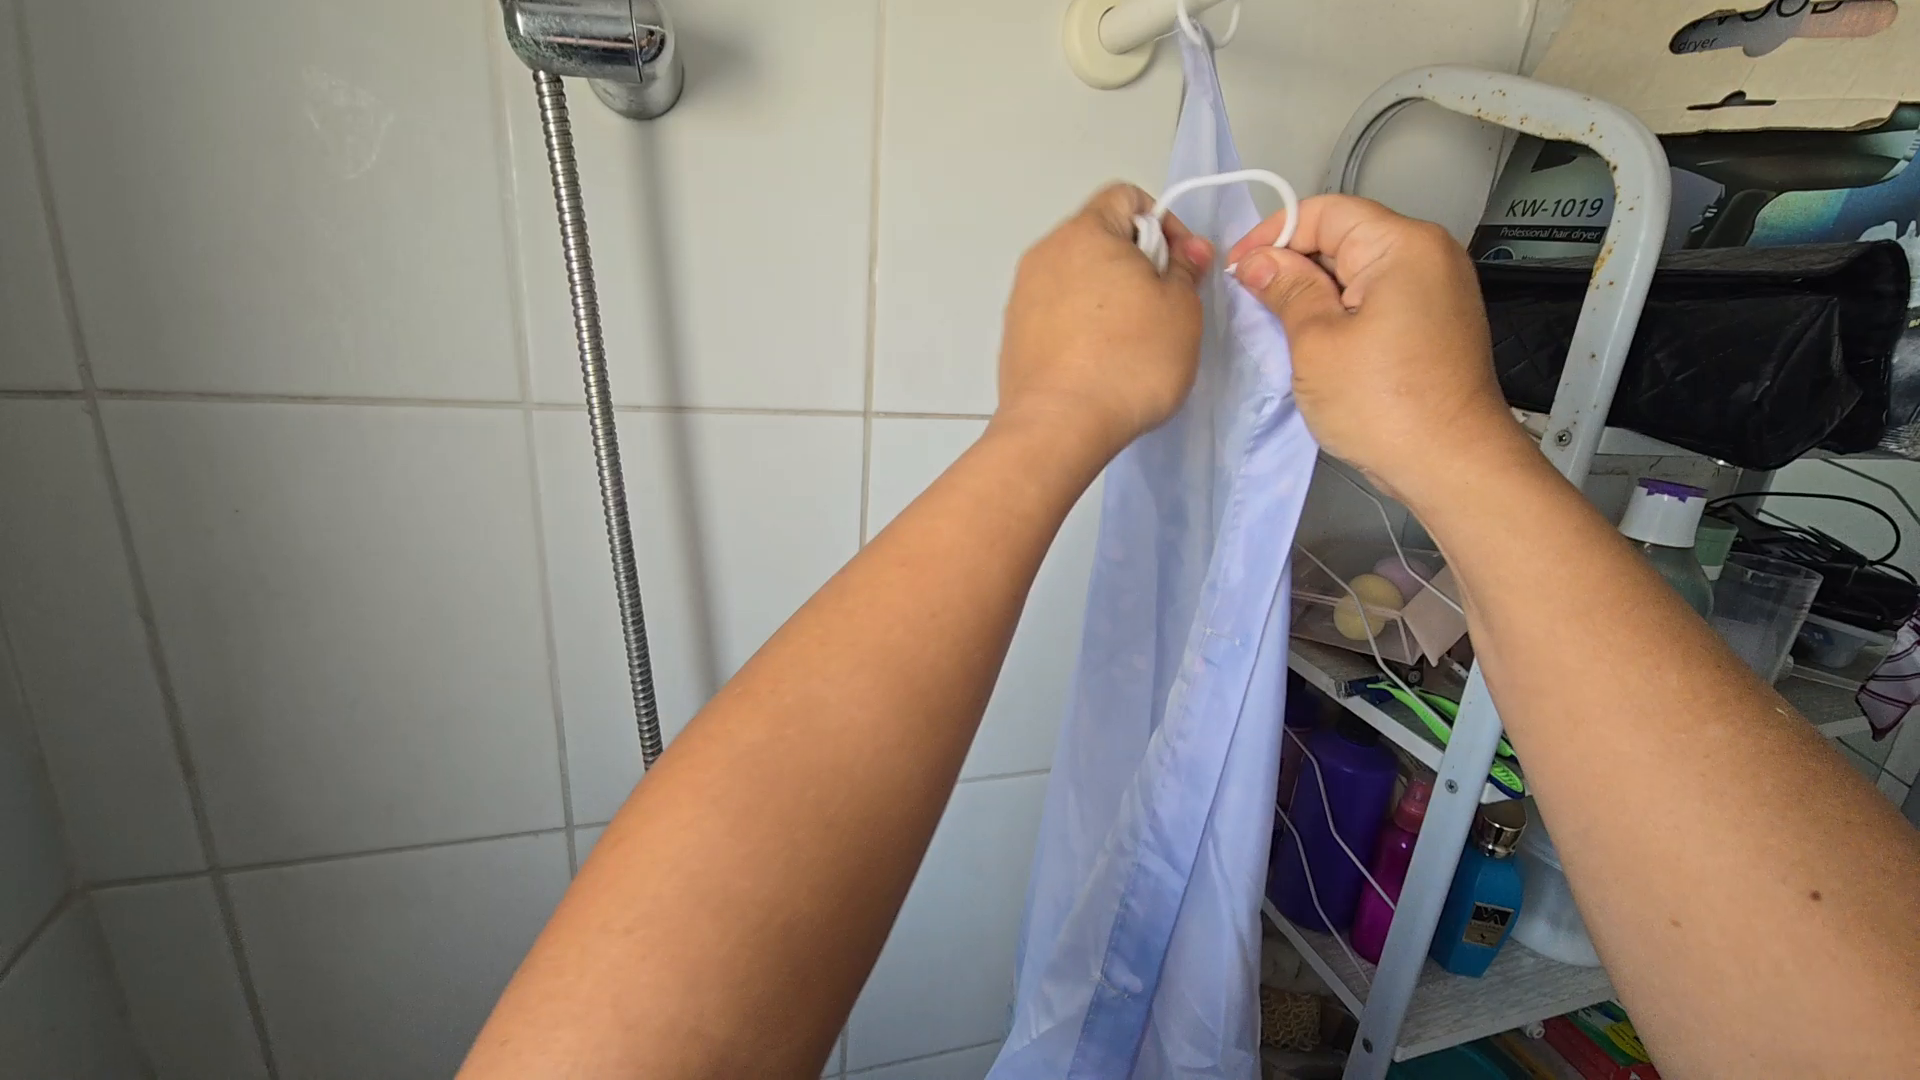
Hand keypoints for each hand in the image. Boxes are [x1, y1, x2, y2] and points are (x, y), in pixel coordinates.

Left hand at [995, 184, 1213, 461]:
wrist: (1059, 427)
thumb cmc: (1128, 362)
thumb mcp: (1181, 310)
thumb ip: (1185, 270)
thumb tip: (1183, 254)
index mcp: (1083, 232)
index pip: (1126, 198)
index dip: (1165, 223)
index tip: (1184, 266)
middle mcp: (1043, 255)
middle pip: (1098, 239)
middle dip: (1136, 263)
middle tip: (1164, 305)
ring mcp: (1021, 298)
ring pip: (1075, 280)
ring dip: (1107, 297)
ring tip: (1131, 341)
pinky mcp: (1013, 338)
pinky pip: (1055, 316)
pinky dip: (1080, 327)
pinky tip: (1097, 363)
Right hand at [1227, 195, 1524, 500]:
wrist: (1448, 462)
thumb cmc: (1381, 403)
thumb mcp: (1316, 342)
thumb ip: (1287, 290)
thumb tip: (1258, 261)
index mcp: (1402, 245)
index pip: (1325, 212)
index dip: (1273, 234)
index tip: (1237, 270)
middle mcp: (1428, 255)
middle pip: (1345, 237)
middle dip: (1293, 263)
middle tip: (1250, 301)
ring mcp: (1436, 289)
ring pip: (1358, 270)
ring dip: (1313, 290)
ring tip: (1277, 324)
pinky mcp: (1434, 321)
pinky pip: (1377, 297)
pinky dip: (1340, 310)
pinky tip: (1313, 340)